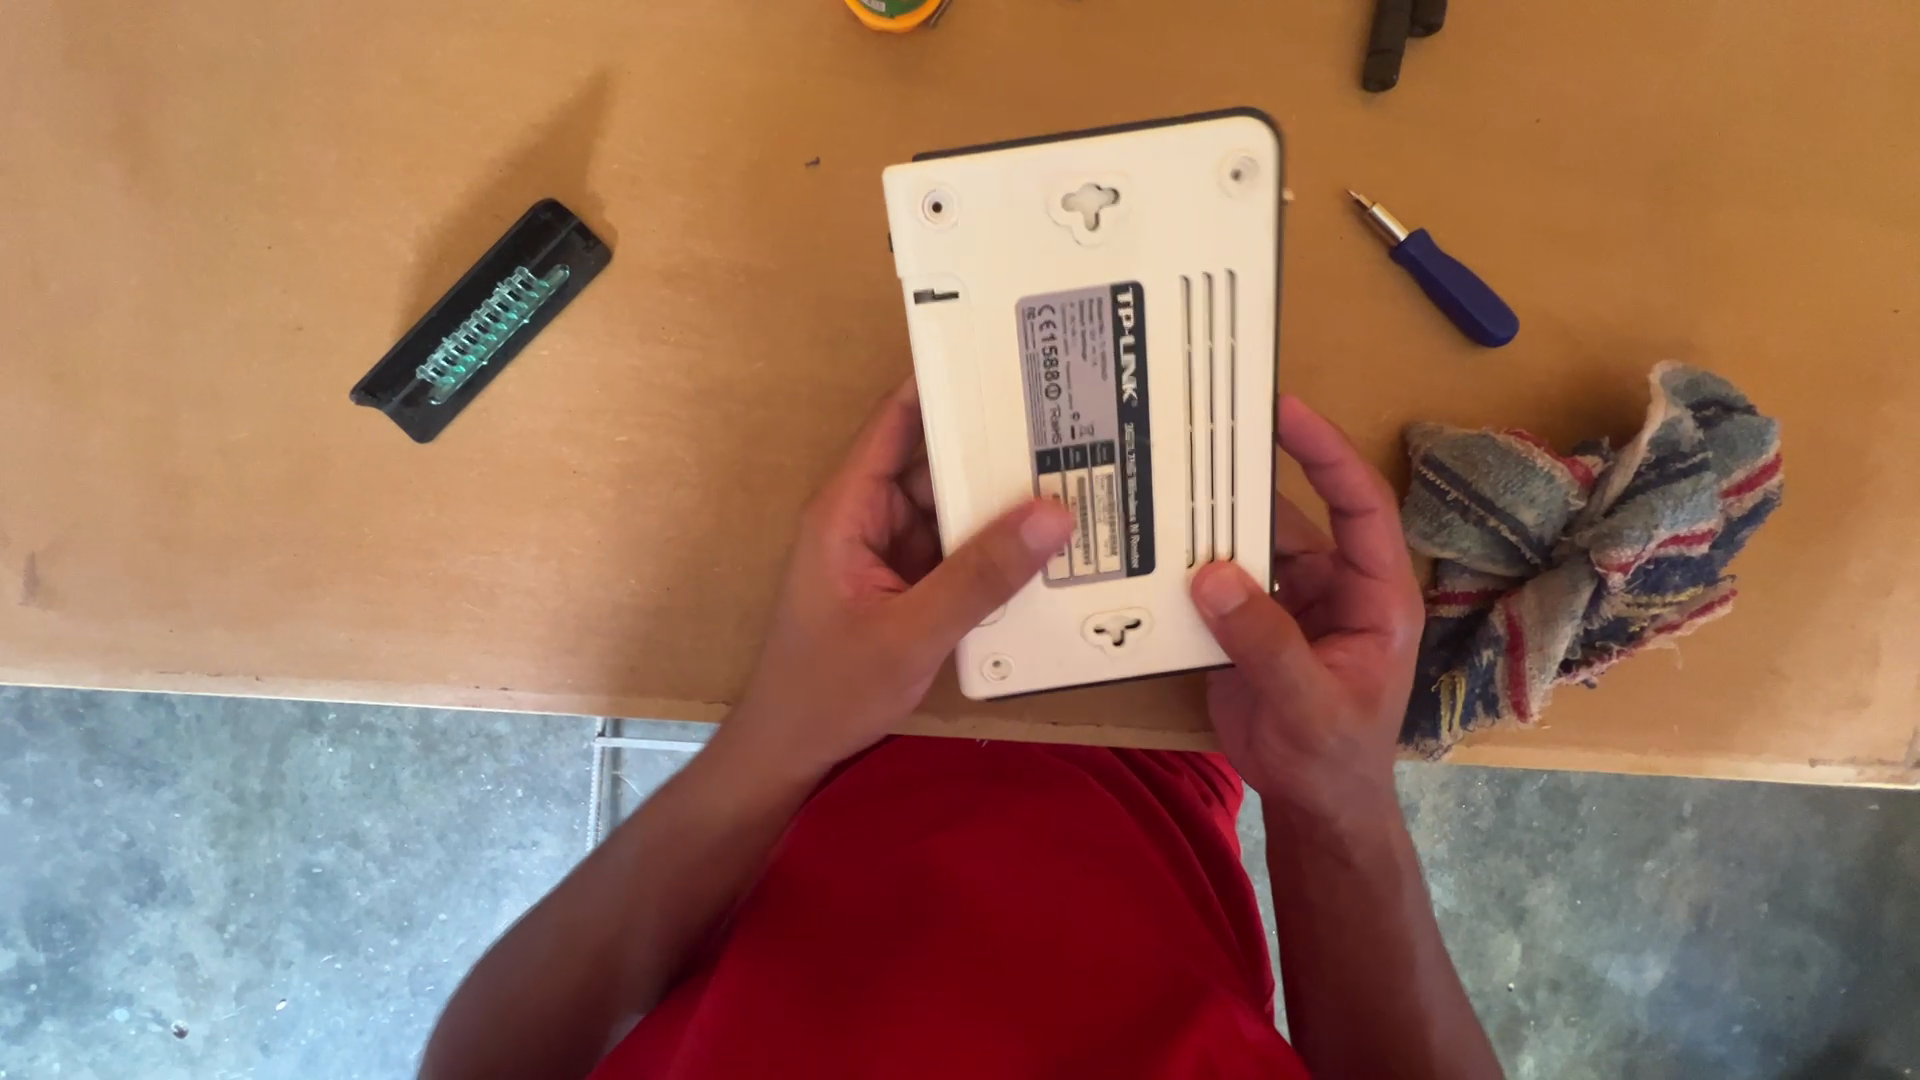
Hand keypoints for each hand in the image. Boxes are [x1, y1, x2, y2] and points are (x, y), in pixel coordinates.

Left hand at [724, 377, 1074, 778]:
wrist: (792, 752)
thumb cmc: (830, 690)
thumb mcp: (912, 633)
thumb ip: (981, 577)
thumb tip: (1053, 514)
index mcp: (848, 508)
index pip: (897, 422)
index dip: (945, 384)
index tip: (1006, 358)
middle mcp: (868, 518)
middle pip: (935, 463)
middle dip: (993, 448)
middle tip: (1068, 425)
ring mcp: (888, 553)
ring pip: (950, 510)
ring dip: (999, 504)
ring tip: (1072, 480)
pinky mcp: (905, 585)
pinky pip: (954, 551)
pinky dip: (992, 549)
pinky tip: (1042, 547)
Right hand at [1188, 395, 1424, 825]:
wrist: (1308, 801)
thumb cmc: (1333, 756)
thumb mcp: (1308, 702)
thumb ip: (1264, 640)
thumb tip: (1209, 573)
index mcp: (1374, 593)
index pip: (1359, 505)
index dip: (1326, 454)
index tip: (1283, 412)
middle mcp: (1331, 585)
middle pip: (1287, 518)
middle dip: (1243, 486)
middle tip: (1194, 444)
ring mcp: (1285, 603)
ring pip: (1245, 548)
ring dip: (1207, 528)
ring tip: (1158, 495)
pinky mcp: (1246, 623)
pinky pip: (1216, 582)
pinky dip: (1187, 569)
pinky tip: (1150, 554)